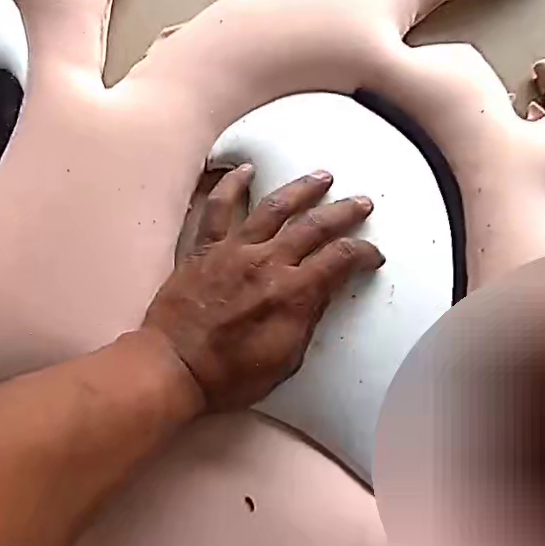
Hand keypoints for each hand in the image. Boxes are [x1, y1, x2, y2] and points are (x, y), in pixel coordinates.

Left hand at [142, 166, 384, 411]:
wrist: (172, 367)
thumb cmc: (229, 375)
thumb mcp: (285, 360)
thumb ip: (307, 320)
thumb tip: (324, 290)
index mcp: (292, 294)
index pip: (340, 260)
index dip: (363, 253)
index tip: (372, 255)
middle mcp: (266, 263)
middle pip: (314, 226)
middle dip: (343, 213)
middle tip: (361, 203)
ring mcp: (232, 251)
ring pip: (273, 208)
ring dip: (301, 189)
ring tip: (322, 176)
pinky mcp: (203, 249)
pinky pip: (217, 209)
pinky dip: (231, 185)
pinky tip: (245, 170)